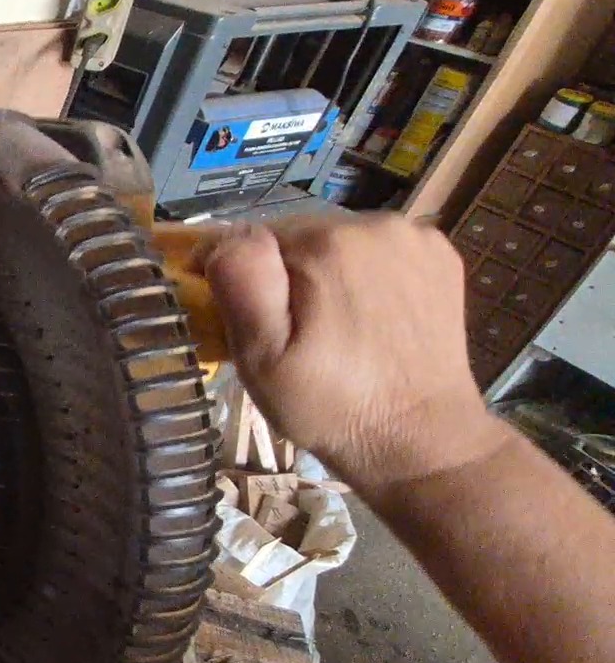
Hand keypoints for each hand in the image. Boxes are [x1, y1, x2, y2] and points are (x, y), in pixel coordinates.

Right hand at [199, 216, 509, 497]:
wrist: (416, 437)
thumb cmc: (325, 401)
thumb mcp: (260, 351)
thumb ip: (241, 281)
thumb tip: (226, 239)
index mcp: (327, 243)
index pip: (246, 236)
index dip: (230, 275)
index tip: (233, 318)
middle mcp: (377, 225)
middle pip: (290, 236)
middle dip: (273, 274)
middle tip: (276, 330)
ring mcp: (416, 239)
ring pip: (327, 241)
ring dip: (311, 274)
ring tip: (316, 324)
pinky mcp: (437, 258)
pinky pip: (367, 251)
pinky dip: (350, 275)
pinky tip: (354, 315)